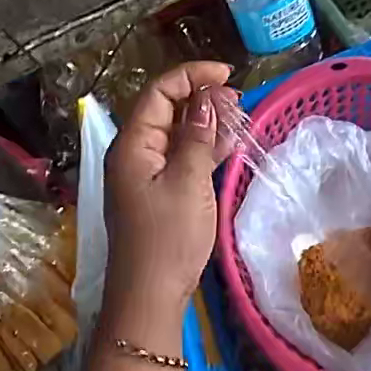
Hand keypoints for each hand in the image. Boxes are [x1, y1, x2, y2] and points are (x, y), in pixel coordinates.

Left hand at [104, 62, 235, 316]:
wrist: (150, 295)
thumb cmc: (168, 239)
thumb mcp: (188, 183)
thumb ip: (197, 138)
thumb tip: (207, 99)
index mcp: (132, 146)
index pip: (158, 93)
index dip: (191, 76)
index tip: (227, 74)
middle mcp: (134, 155)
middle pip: (165, 111)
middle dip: (200, 99)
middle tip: (237, 101)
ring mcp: (145, 176)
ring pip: (175, 136)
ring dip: (204, 124)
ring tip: (238, 119)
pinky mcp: (158, 194)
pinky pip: (179, 160)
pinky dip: (201, 150)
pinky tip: (226, 146)